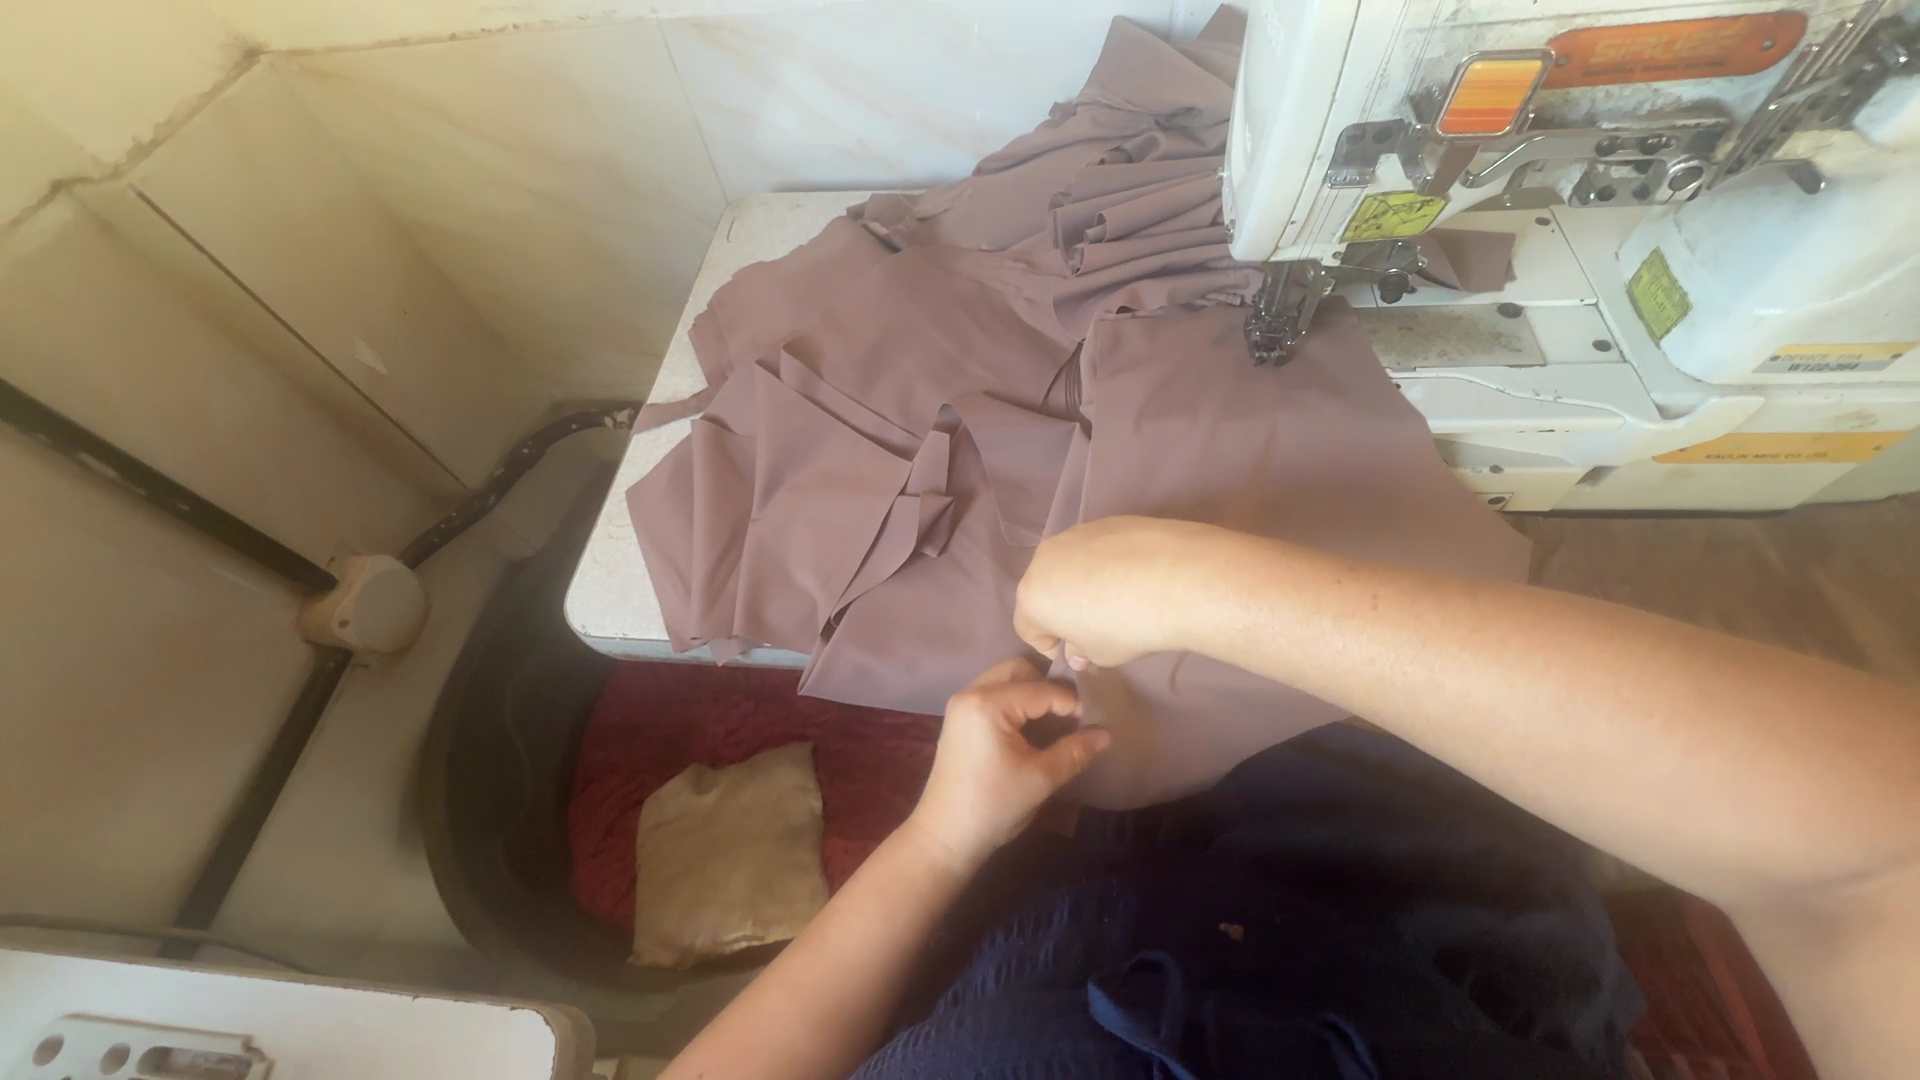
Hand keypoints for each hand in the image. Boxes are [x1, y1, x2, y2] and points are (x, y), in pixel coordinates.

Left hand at [907, 659, 1111, 869]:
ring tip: (1054, 723)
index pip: (1042, 689)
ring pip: (1005, 680)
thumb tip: (1107, 734)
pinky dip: (1015, 703)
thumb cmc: (993, 807)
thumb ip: (1075, 751)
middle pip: (1019, 670)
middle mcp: (971, 693)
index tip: (1093, 723)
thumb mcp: (1041, 779)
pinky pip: (993, 695)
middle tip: (1071, 716)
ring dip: (1030, 693)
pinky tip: (1032, 730)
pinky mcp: (959, 719)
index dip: (1072, 704)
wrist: (944, 837)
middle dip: (1047, 688)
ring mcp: (961, 705)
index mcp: (988, 703)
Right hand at [1014, 516, 1227, 669]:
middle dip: (1062, 608)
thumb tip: (1077, 650)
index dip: (1048, 644)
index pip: (1027, 627)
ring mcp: (1075, 533)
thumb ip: (1081, 652)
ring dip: (1082, 581)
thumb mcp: (1101, 654)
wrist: (1178, 578)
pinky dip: (1106, 562)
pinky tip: (1135, 575)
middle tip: (1094, 626)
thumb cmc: (1127, 627)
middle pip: (1044, 588)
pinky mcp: (1106, 521)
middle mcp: (1045, 559)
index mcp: (1033, 595)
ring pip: (1069, 564)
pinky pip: (1096, 548)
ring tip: (1118, 597)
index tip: (1074, 652)